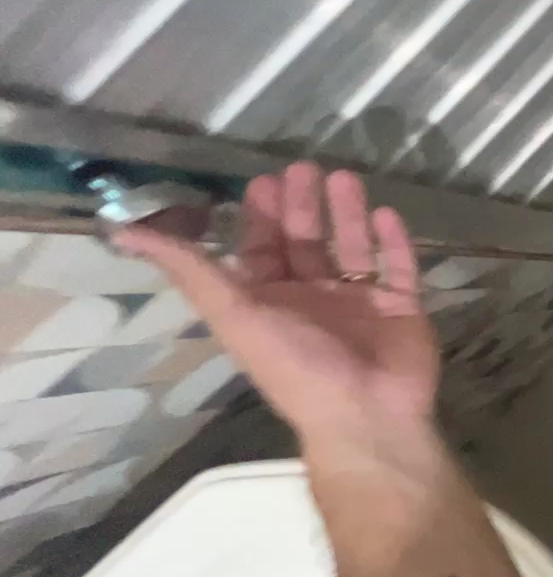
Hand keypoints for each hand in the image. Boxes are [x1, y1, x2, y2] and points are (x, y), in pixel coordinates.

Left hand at [117, 163, 438, 444]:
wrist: (366, 408)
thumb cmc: (297, 365)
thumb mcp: (237, 316)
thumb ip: (194, 271)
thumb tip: (125, 230)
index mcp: (274, 301)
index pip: (264, 250)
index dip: (262, 216)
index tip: (266, 180)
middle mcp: (316, 296)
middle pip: (309, 243)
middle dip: (306, 206)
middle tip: (306, 168)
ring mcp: (362, 300)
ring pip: (355, 248)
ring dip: (349, 215)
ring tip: (348, 178)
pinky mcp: (403, 305)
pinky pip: (399, 267)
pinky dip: (395, 243)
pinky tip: (389, 215)